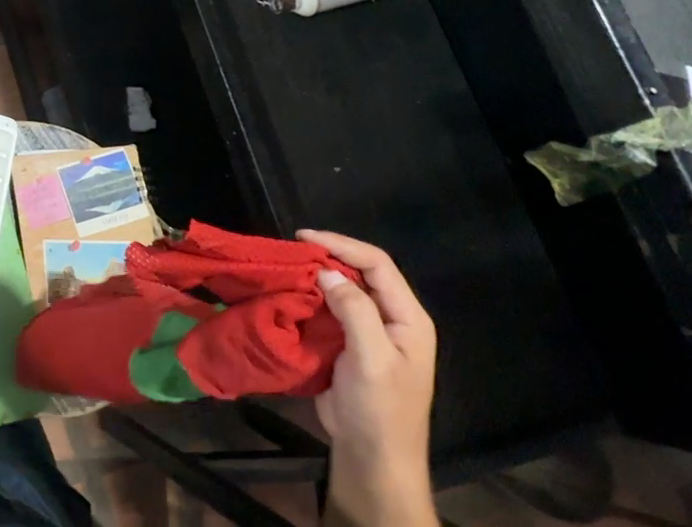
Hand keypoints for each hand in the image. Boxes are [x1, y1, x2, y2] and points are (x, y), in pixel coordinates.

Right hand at [298, 229, 437, 526]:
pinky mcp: (348, 344)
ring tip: (284, 267)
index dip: (342, 245)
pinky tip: (288, 294)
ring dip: (315, 276)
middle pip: (361, 272)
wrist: (373, 454)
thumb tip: (327, 271)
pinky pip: (329, 308)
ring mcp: (370, 332)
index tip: (302, 238)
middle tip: (288, 251)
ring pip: (342, 288)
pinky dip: (309, 296)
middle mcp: (392, 318)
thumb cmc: (380, 408)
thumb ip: (354, 310)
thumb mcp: (372, 358)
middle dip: (327, 256)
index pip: (378, 264)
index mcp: (408, 318)